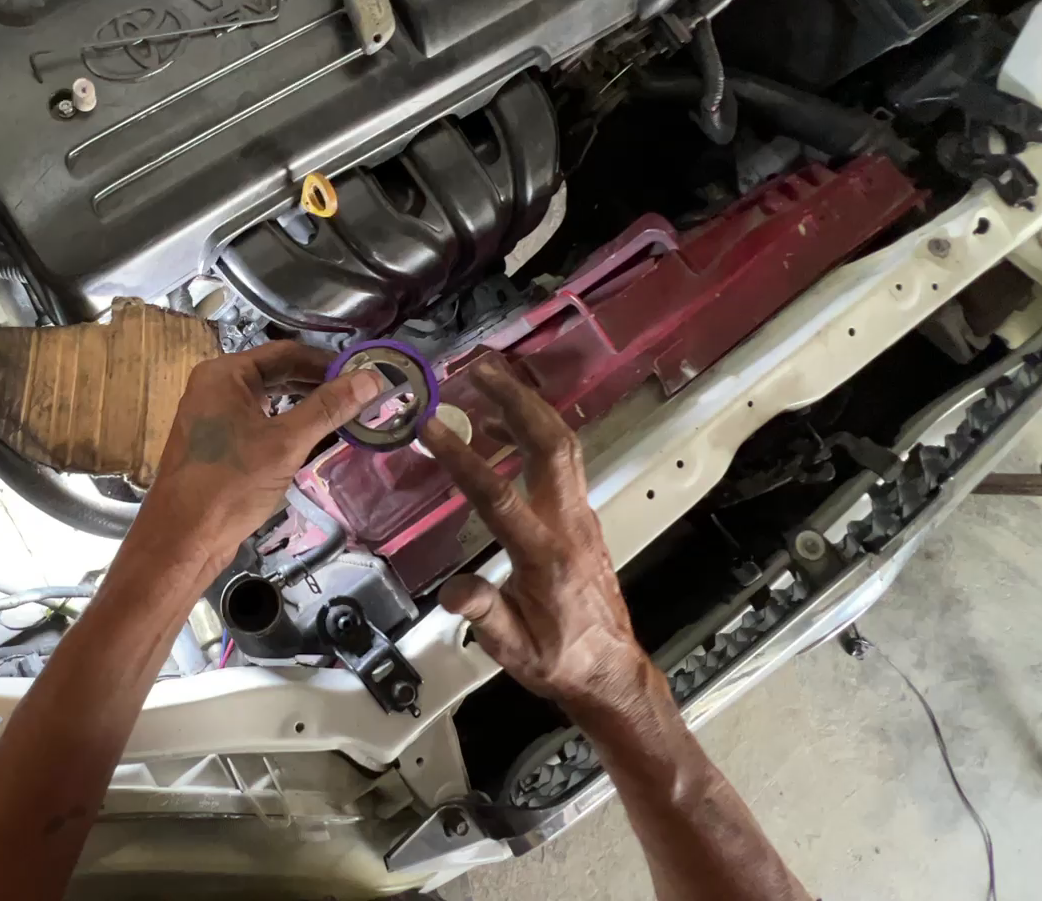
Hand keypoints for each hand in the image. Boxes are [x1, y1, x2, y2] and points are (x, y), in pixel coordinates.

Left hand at [115, 342, 383, 597]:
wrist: (182, 540)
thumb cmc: (229, 484)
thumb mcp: (285, 443)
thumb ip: (328, 408)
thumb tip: (371, 378)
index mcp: (225, 374)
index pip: (286, 352)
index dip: (327, 362)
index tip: (364, 375)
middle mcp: (216, 387)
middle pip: (278, 374)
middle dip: (319, 385)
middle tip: (362, 398)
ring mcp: (215, 417)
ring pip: (271, 401)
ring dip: (306, 407)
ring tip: (346, 417)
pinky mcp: (219, 445)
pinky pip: (261, 424)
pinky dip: (289, 427)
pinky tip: (315, 439)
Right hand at [421, 363, 649, 710]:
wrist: (611, 672)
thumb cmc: (559, 660)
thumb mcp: (517, 651)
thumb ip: (486, 616)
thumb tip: (453, 590)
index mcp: (547, 554)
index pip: (499, 495)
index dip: (463, 459)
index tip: (430, 429)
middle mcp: (569, 522)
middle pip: (552, 445)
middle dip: (516, 400)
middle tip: (479, 370)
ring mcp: (579, 514)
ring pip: (563, 444)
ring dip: (528, 405)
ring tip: (489, 378)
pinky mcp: (579, 514)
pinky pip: (562, 458)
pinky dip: (534, 429)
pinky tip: (502, 427)